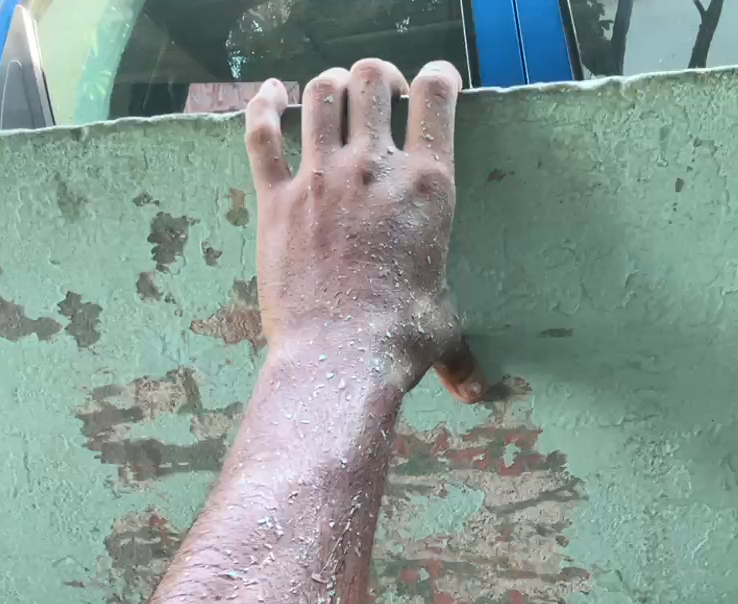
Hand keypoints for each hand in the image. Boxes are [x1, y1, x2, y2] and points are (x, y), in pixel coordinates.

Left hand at [242, 61, 485, 401]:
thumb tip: (475, 390)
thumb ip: (460, 350)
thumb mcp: (443, 332)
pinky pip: (262, 132)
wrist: (337, 359)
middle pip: (373, 80)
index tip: (432, 87)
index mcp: (426, 187)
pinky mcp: (276, 200)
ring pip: (321, 94)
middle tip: (382, 98)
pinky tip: (272, 93)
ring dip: (331, 86)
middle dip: (380, 78)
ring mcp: (320, 178)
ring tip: (335, 98)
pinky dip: (265, 104)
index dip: (438, 79)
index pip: (437, 96)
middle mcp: (373, 168)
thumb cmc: (399, 342)